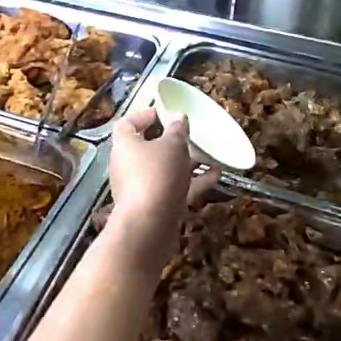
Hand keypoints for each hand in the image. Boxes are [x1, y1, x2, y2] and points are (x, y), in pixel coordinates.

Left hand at [106, 106, 218, 270]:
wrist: (149, 228)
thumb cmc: (157, 176)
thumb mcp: (172, 145)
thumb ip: (177, 129)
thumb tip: (178, 117)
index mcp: (125, 145)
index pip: (128, 124)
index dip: (144, 115)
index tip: (164, 112)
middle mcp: (128, 166)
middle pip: (148, 147)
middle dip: (170, 140)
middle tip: (190, 133)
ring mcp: (141, 188)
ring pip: (164, 169)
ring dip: (185, 161)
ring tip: (209, 153)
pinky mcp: (155, 207)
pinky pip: (174, 188)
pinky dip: (193, 181)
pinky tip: (215, 175)